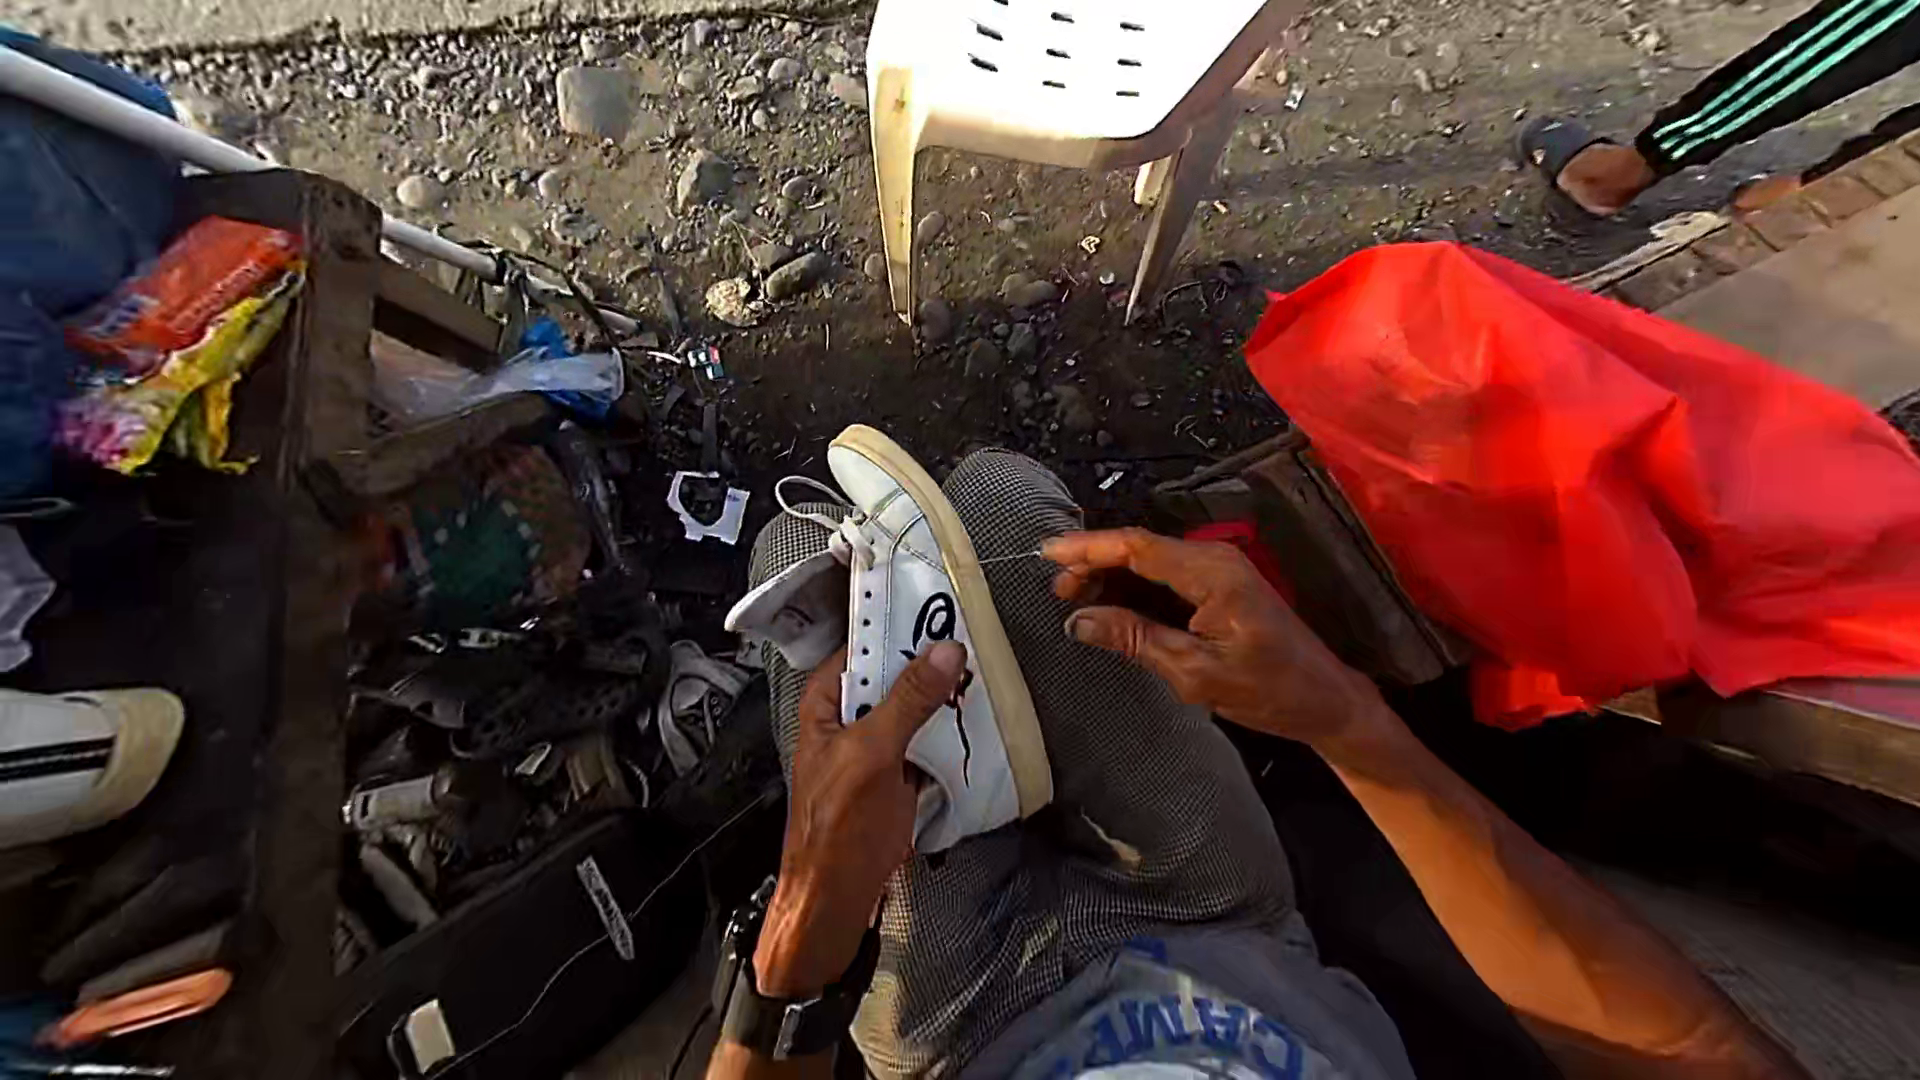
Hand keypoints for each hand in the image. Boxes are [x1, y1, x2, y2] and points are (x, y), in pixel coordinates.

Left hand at [753, 642, 966, 997]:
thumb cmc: (839, 827)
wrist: (838, 899)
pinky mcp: (899, 765)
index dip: (897, 625)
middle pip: (893, 673)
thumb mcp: (873, 753)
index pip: (863, 644)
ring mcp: (877, 740)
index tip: (939, 609)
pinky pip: (927, 733)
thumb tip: (946, 651)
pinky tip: (974, 713)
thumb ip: (909, 700)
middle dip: (929, 662)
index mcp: (829, 700)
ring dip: (942, 693)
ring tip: (979, 672)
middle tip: (970, 640)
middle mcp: (851, 713)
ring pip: (913, 703)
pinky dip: (947, 726)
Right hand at [1043, 528, 1391, 750]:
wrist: (1327, 701)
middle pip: (1138, 549)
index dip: (1088, 546)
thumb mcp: (1195, 673)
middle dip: (1093, 563)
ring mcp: (1214, 570)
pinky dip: (1129, 587)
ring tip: (1072, 597)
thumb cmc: (1269, 691)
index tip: (1048, 553)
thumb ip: (1135, 639)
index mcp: (1211, 573)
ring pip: (1146, 561)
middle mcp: (1211, 559)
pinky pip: (1161, 577)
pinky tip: (1106, 603)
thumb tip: (1078, 621)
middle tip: (1057, 590)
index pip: (1136, 547)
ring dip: (1108, 575)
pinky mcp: (1214, 586)